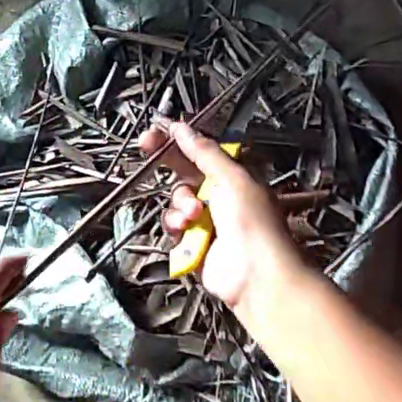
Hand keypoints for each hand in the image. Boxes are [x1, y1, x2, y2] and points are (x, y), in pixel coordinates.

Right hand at [138, 121, 309, 324]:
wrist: (256, 274)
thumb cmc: (252, 222)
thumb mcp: (232, 177)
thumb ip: (204, 151)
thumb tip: (182, 128)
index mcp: (234, 175)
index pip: (202, 150)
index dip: (181, 138)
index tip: (159, 128)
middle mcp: (220, 195)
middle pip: (185, 170)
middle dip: (166, 159)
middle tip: (146, 144)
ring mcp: (206, 219)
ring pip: (176, 198)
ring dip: (180, 202)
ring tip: (194, 214)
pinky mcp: (193, 242)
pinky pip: (173, 224)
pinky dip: (176, 225)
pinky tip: (186, 229)